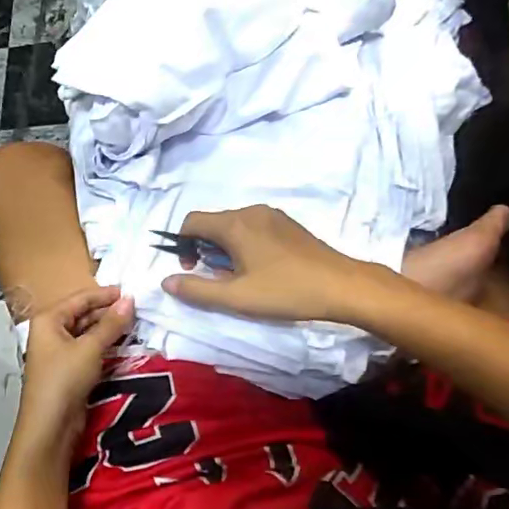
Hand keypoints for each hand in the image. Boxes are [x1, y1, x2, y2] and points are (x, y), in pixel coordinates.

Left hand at [14, 286, 135, 459]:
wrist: (51, 425)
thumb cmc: (65, 378)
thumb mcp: (90, 348)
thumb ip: (111, 323)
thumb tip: (130, 299)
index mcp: (49, 319)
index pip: (80, 298)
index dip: (105, 294)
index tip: (131, 292)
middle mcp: (51, 331)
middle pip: (83, 314)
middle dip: (108, 312)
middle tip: (138, 310)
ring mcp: (58, 351)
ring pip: (87, 332)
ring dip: (109, 329)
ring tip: (135, 325)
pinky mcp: (68, 369)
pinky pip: (88, 349)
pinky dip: (105, 345)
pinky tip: (123, 344)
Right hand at [159, 206, 376, 324]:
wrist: (342, 286)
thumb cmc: (286, 291)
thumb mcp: (236, 297)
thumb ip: (197, 289)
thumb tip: (166, 281)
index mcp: (234, 224)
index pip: (191, 221)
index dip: (182, 245)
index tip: (193, 269)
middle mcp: (250, 211)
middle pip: (212, 223)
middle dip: (205, 248)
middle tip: (219, 279)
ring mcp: (272, 215)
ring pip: (233, 225)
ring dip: (225, 248)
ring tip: (241, 277)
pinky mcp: (288, 224)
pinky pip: (253, 227)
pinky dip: (245, 244)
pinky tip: (262, 269)